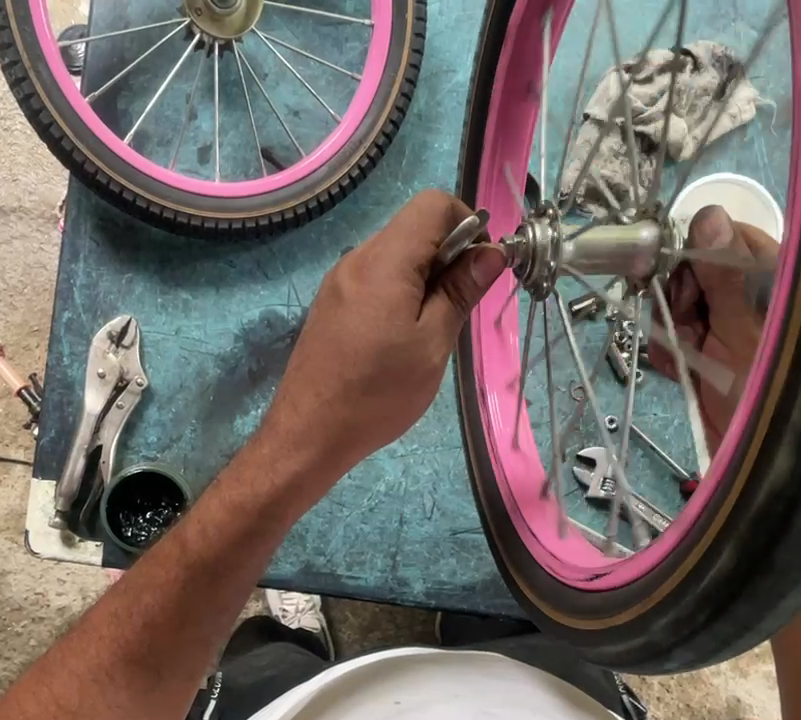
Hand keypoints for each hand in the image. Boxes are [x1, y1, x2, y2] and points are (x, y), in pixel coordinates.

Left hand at [257, 190, 507, 485]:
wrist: (308, 434)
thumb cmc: (377, 394)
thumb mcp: (432, 345)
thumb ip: (461, 292)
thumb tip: (491, 253)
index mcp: (384, 260)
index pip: (433, 204)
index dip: (467, 225)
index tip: (479, 270)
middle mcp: (356, 259)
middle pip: (413, 230)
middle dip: (448, 257)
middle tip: (458, 310)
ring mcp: (339, 283)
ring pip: (395, 259)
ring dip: (424, 281)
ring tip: (430, 333)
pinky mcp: (331, 307)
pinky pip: (375, 282)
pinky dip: (399, 296)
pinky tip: (401, 341)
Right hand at [651, 205, 779, 439]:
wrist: (759, 457)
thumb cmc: (765, 391)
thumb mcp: (742, 328)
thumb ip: (723, 274)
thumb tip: (707, 216)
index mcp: (775, 278)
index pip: (726, 237)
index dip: (696, 257)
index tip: (685, 286)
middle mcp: (752, 296)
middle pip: (695, 273)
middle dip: (680, 301)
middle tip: (690, 331)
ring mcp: (729, 327)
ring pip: (678, 307)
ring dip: (672, 334)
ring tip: (687, 361)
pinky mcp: (709, 355)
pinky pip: (674, 339)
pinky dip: (671, 355)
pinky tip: (680, 372)